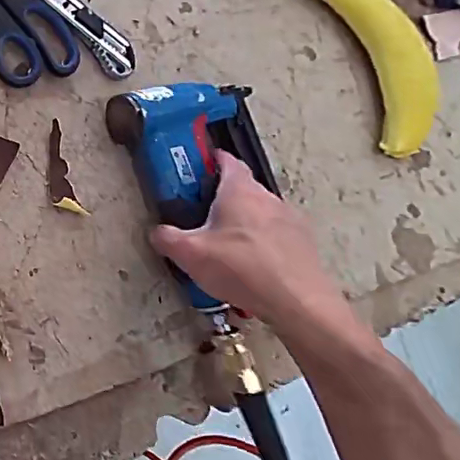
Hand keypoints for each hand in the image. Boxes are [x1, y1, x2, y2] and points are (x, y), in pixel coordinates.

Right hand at [149, 153, 353, 339]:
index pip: (226, 159)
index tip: (199, 166)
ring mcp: (288, 219)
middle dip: (223, 198)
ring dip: (244, 223)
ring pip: (260, 212)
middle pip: (242, 188)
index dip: (211, 160)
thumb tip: (158, 233)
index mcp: (239, 190)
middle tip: (204, 214)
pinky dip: (262, 244)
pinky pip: (275, 235)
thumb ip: (167, 239)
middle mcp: (267, 197)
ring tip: (226, 248)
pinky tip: (250, 267)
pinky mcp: (301, 243)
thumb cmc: (245, 269)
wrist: (296, 300)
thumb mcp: (191, 254)